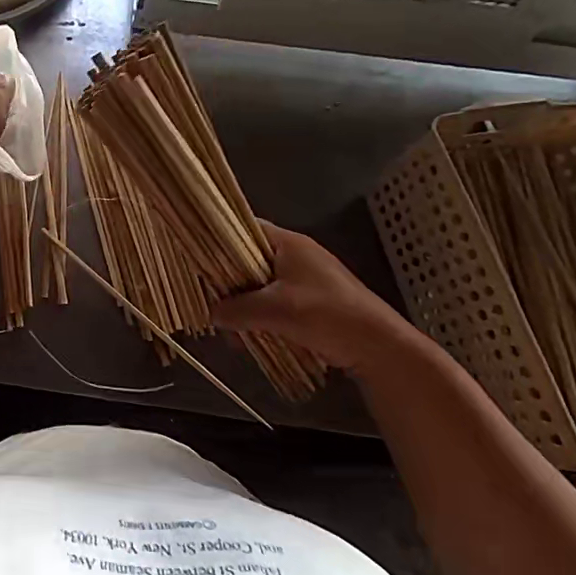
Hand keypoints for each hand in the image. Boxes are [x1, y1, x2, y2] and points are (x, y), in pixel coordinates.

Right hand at [212, 221, 416, 370]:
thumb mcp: (275, 310)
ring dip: (245, 308)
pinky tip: (251, 340)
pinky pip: (276, 304)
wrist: (376, 345)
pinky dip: (262, 318)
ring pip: (261, 286)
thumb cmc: (327, 315)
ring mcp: (305, 279)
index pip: (245, 229)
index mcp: (289, 244)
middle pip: (250, 261)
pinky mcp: (312, 302)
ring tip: (232, 333)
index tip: (199, 261)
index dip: (220, 242)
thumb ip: (238, 309)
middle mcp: (296, 255)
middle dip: (229, 285)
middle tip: (212, 305)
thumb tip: (211, 313)